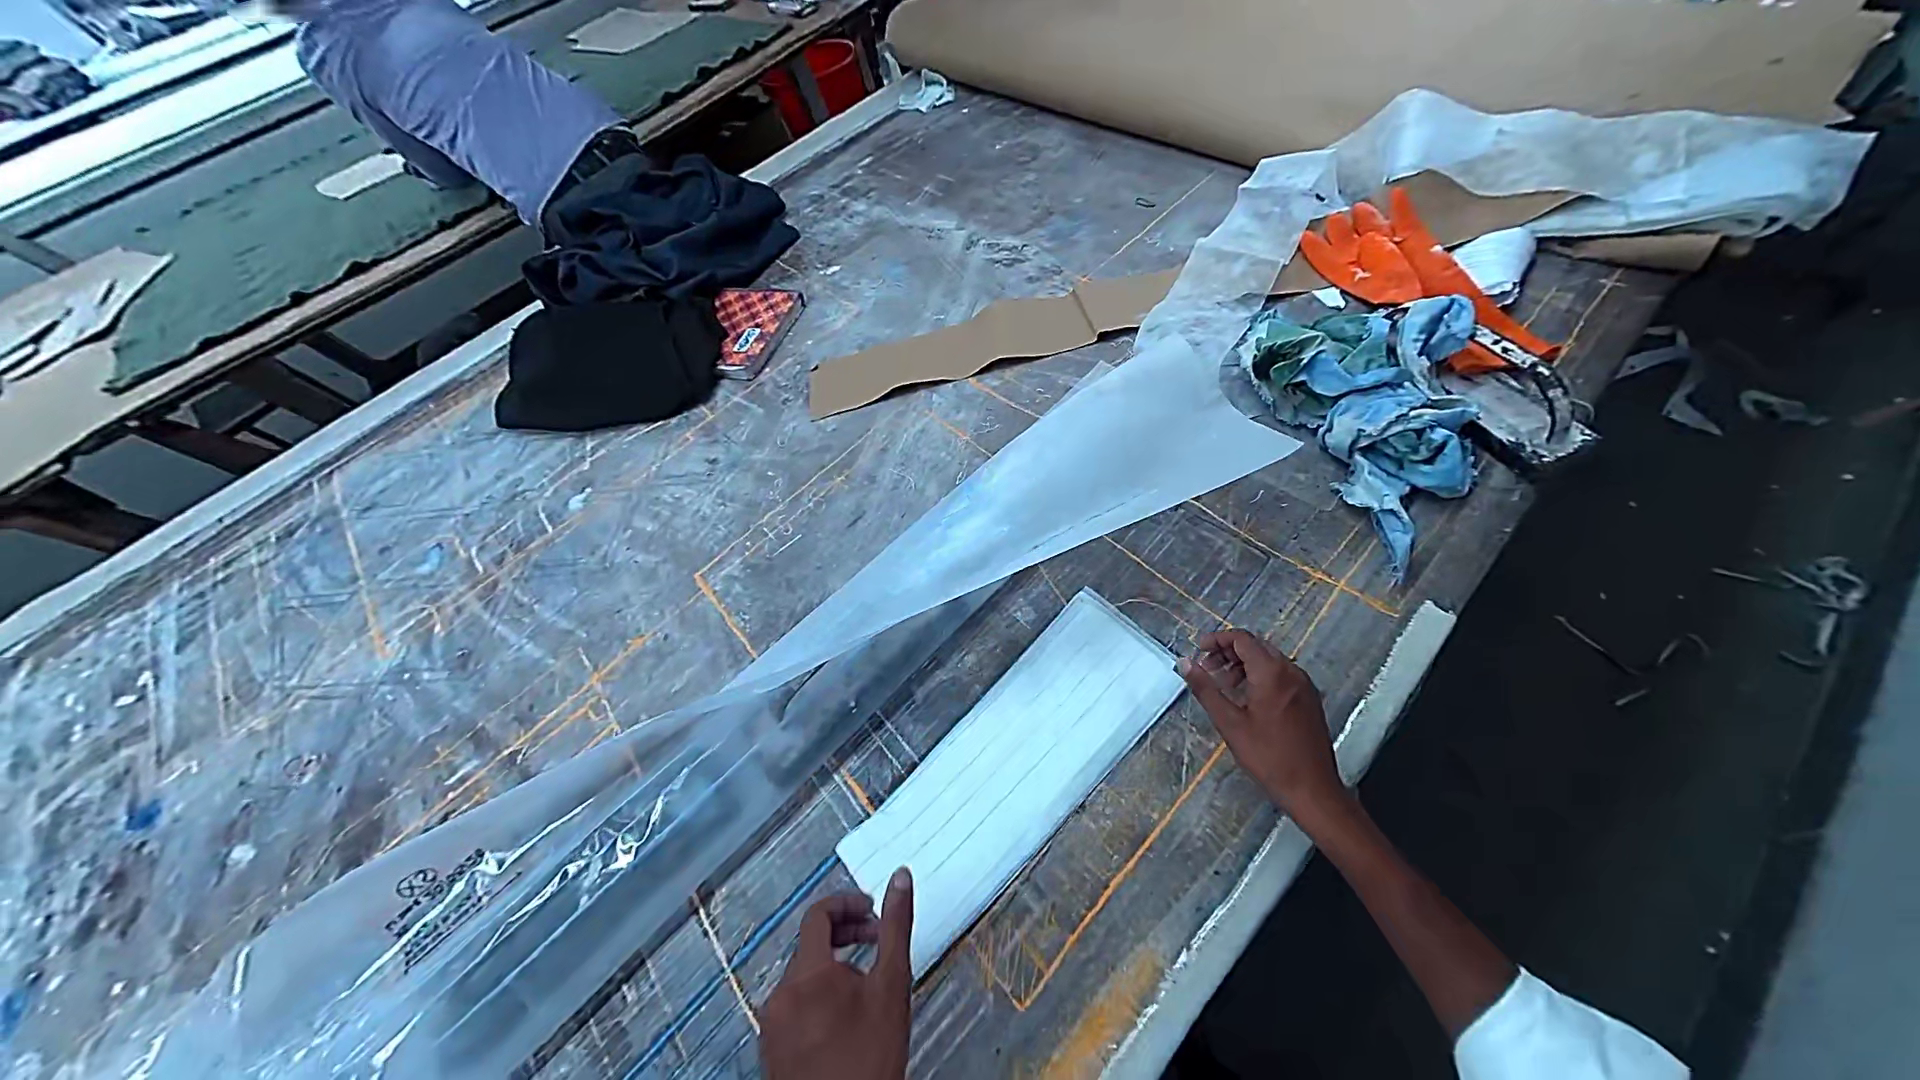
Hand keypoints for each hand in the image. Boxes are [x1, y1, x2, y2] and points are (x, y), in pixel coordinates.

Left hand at [760, 869, 914, 1079]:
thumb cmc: (870, 1060)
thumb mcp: (892, 985)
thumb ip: (895, 925)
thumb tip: (900, 879)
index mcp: (807, 973)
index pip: (818, 914)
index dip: (847, 904)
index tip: (870, 911)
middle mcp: (780, 995)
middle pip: (811, 944)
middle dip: (846, 935)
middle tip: (875, 940)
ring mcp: (772, 1025)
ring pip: (803, 976)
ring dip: (833, 968)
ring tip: (864, 987)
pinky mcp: (771, 1050)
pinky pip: (793, 1006)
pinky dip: (817, 998)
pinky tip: (843, 1018)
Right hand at [1178, 630, 1345, 820]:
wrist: (1311, 789)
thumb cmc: (1268, 756)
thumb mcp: (1229, 722)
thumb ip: (1205, 688)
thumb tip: (1185, 663)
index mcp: (1272, 673)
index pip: (1242, 639)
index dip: (1217, 639)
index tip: (1198, 650)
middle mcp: (1292, 672)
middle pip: (1256, 646)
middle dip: (1228, 652)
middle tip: (1208, 668)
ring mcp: (1304, 685)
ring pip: (1269, 660)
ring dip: (1243, 664)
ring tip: (1225, 685)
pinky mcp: (1309, 699)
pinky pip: (1281, 674)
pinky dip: (1260, 676)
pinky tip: (1247, 698)